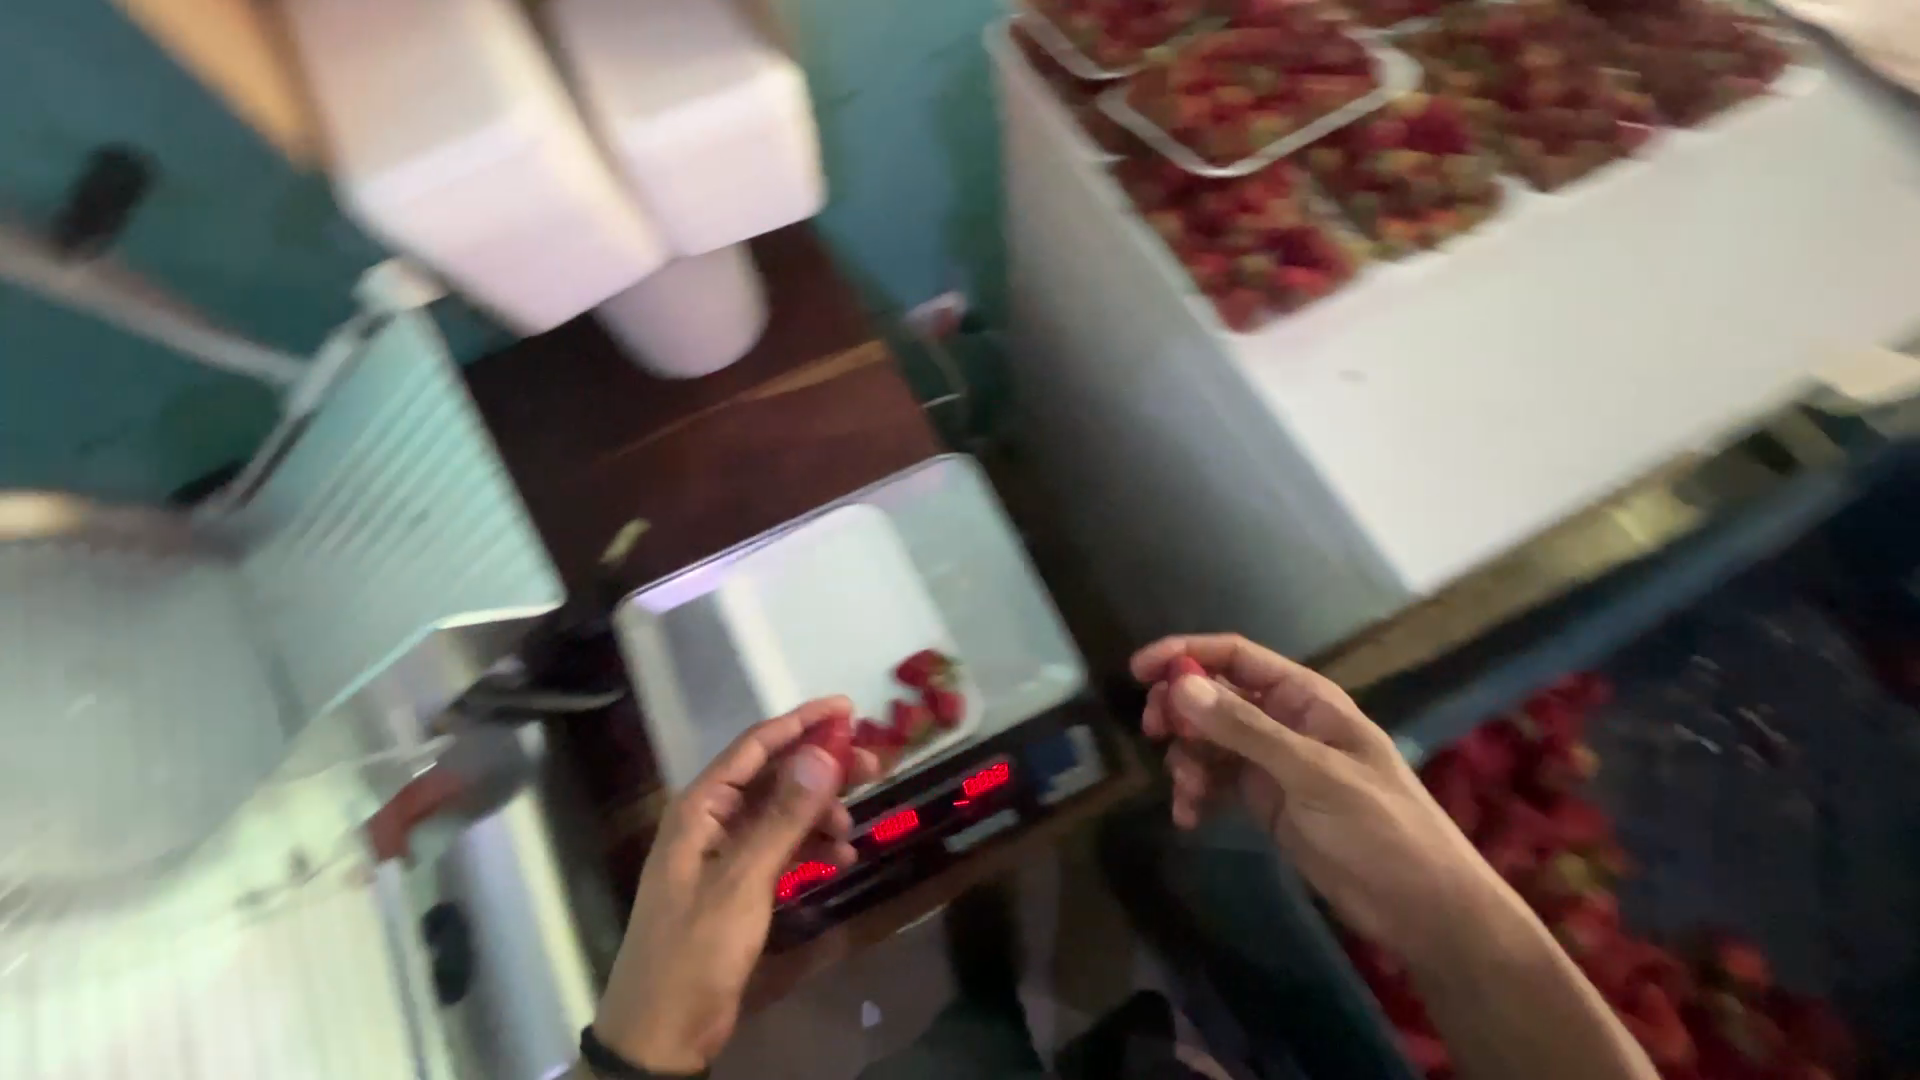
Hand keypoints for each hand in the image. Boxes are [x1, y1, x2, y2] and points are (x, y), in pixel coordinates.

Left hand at [592, 697, 882, 1073]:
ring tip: (853, 827)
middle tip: (873, 763)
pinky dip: (811, 845)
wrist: (661, 1034)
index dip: (802, 722)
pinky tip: (840, 857)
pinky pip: (781, 845)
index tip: (846, 708)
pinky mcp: (738, 880)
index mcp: (700, 807)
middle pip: (774, 774)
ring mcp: (724, 850)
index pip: (757, 746)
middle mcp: (711, 818)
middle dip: (821, 767)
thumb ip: (784, 816)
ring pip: (782, 810)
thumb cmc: (694, 951)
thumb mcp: (743, 882)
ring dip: (820, 812)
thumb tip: (823, 754)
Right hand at [1132, 634, 1500, 963]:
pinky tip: (1189, 816)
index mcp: (1304, 699)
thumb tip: (1180, 686)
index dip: (1185, 654)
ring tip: (1186, 791)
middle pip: (1214, 697)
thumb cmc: (1381, 828)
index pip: (1235, 657)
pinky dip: (1196, 792)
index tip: (1139, 670)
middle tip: (1154, 732)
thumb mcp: (1311, 774)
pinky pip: (1215, 781)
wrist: (1423, 911)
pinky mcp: (1263, 801)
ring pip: (1208, 741)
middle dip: (1180, 711)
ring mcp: (1271, 763)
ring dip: (1186, 759)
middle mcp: (1283, 722)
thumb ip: (1245, 730)